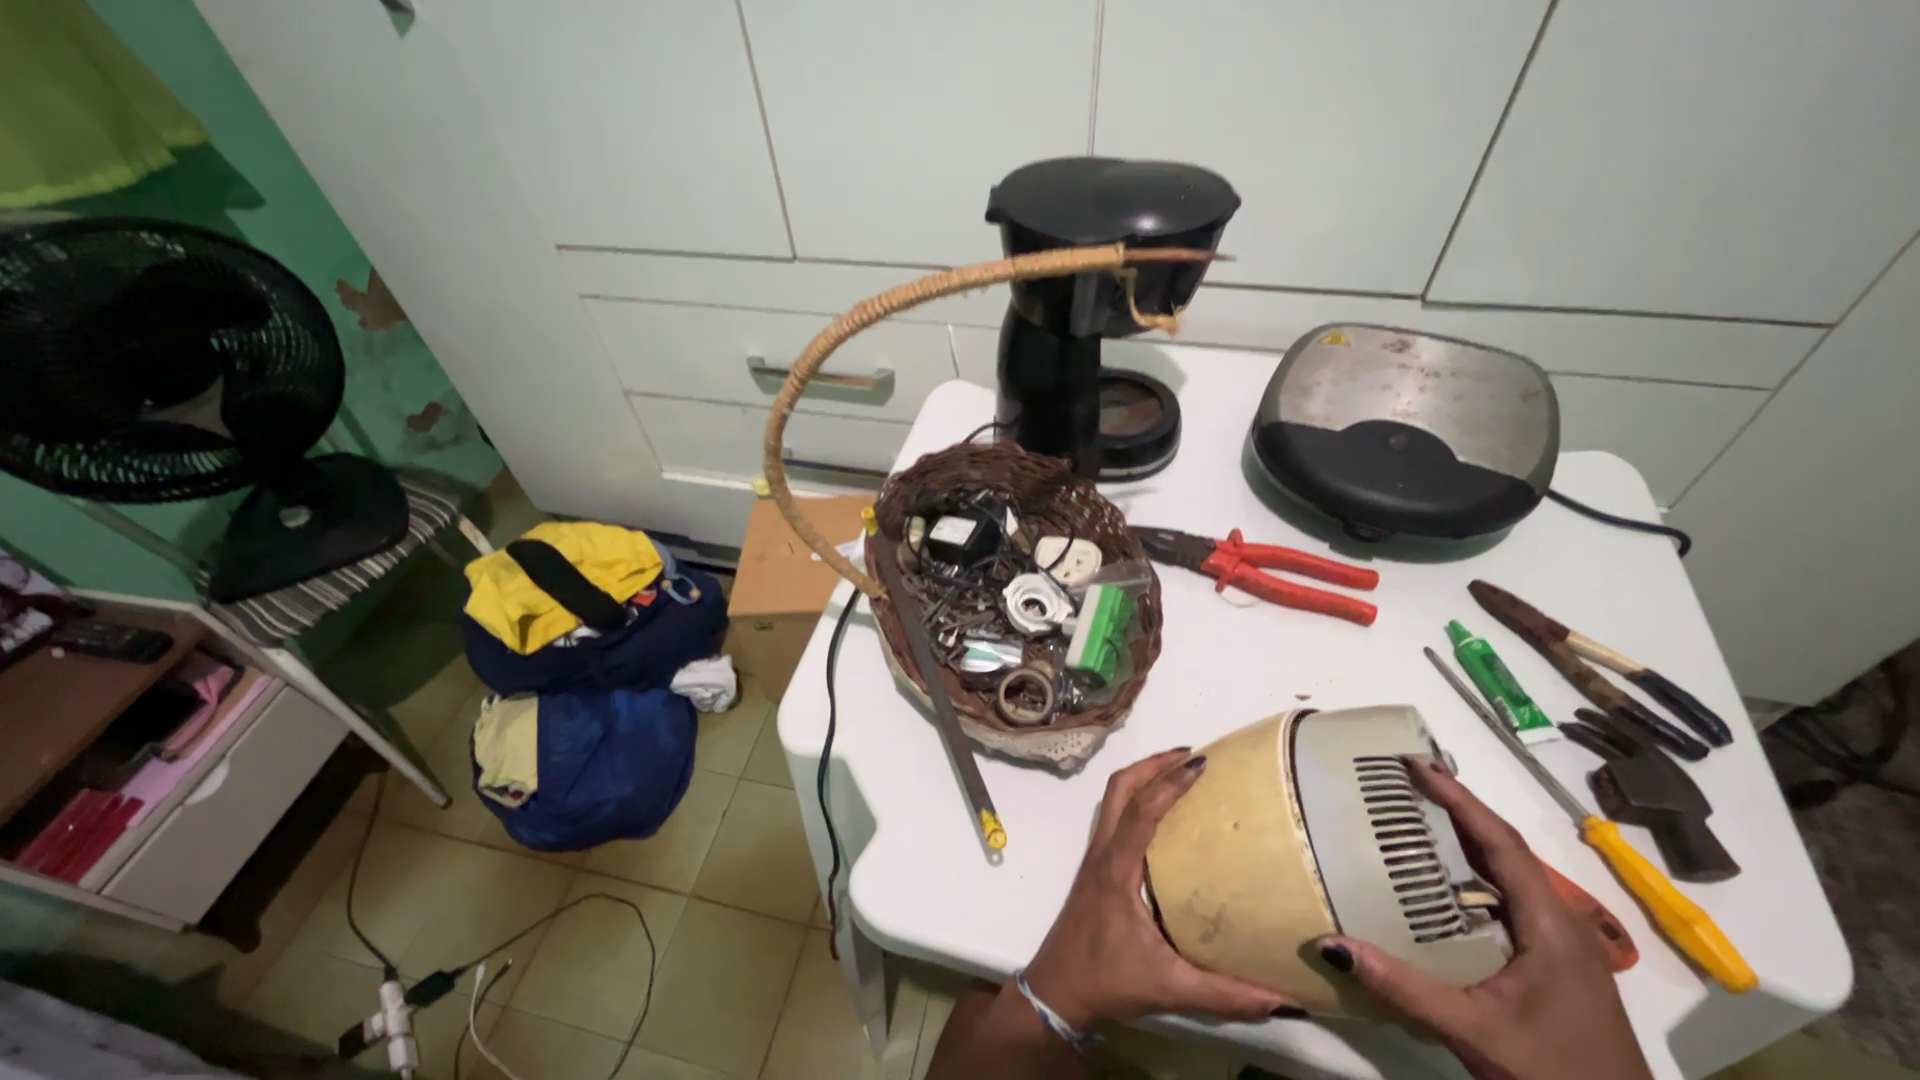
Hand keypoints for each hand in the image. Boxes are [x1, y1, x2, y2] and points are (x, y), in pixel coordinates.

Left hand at [1023, 748, 1300, 1028]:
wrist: (1056, 991)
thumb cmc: (1108, 981)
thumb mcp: (1169, 989)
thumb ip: (1226, 995)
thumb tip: (1284, 1000)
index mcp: (1117, 869)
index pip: (1142, 811)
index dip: (1170, 782)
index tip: (1201, 764)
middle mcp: (1102, 853)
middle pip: (1120, 788)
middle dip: (1153, 764)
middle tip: (1191, 756)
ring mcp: (1094, 857)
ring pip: (1112, 798)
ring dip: (1142, 777)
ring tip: (1179, 772)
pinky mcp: (1094, 867)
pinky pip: (1113, 815)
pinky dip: (1135, 798)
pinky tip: (1163, 813)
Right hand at [1317, 759, 1653, 1079]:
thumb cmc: (1551, 1075)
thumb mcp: (1472, 1030)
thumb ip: (1403, 986)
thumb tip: (1331, 943)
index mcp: (1549, 926)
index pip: (1501, 844)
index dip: (1460, 800)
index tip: (1418, 766)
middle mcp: (1561, 923)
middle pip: (1508, 850)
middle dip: (1461, 809)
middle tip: (1410, 780)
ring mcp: (1563, 944)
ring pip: (1512, 874)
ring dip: (1471, 839)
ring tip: (1421, 815)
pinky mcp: (1556, 963)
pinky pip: (1511, 899)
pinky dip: (1477, 874)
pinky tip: (1447, 884)